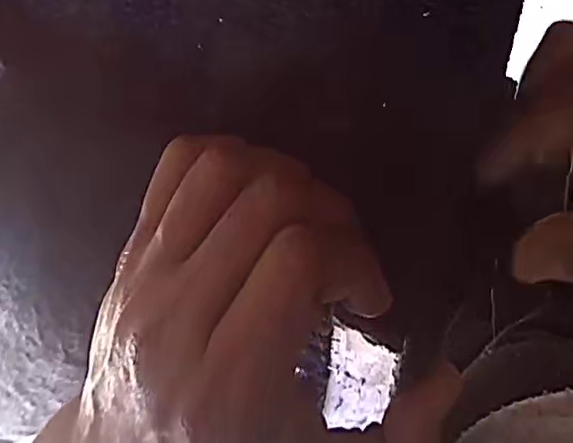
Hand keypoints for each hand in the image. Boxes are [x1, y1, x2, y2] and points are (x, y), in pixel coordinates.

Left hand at [43, 136, 458, 442]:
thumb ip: (393, 433)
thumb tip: (446, 376)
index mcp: (223, 383)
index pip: (297, 257)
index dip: (351, 258)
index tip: (366, 295)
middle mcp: (173, 321)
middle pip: (268, 201)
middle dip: (329, 213)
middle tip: (343, 252)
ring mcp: (141, 279)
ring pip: (224, 169)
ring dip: (281, 175)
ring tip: (302, 216)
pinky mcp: (127, 252)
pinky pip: (179, 164)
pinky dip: (228, 157)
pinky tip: (255, 192)